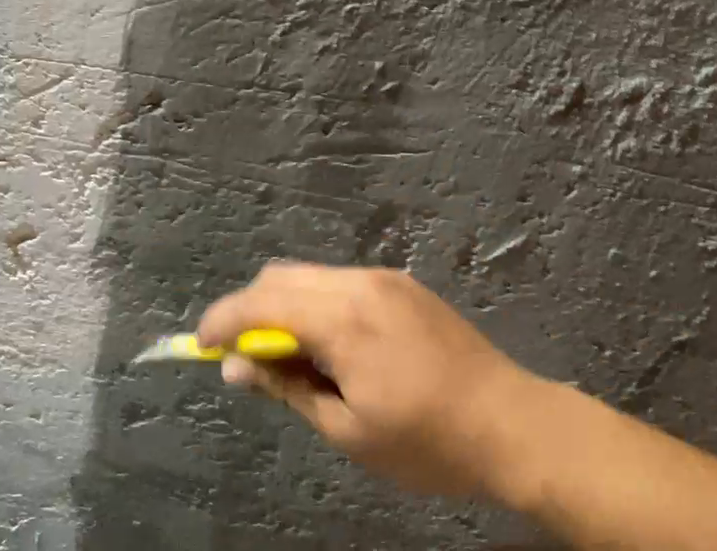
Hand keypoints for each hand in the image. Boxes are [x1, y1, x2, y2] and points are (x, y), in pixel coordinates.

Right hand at [196, 262, 543, 500]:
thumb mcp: (348, 430)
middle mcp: (358, 283)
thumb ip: (287, 387)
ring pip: (309, 275)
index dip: (223, 320)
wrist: (515, 424)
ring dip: (284, 305)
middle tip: (246, 355)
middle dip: (250, 309)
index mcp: (342, 320)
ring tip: (292, 355)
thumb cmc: (427, 441)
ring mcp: (383, 278)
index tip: (201, 344)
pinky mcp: (402, 283)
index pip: (261, 303)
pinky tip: (331, 344)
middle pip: (279, 277)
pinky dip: (316, 303)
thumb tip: (236, 366)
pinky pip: (339, 281)